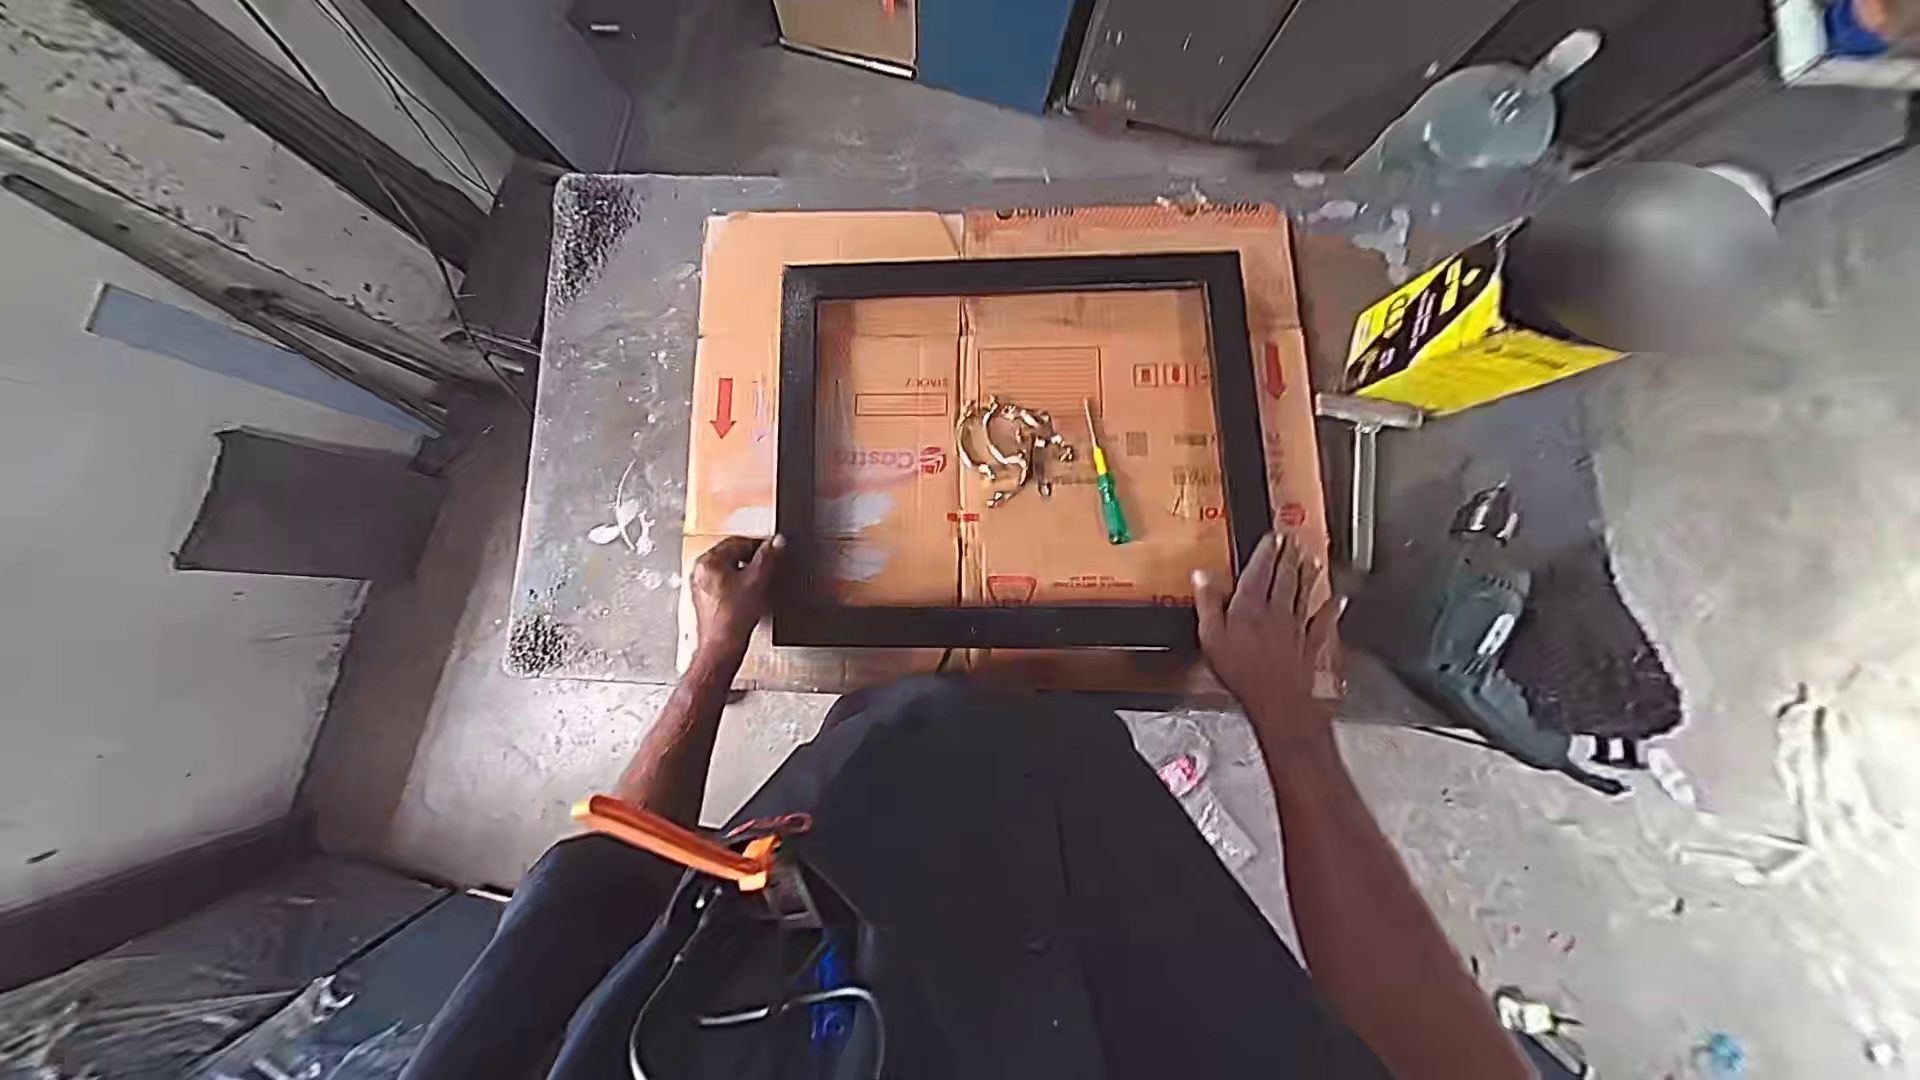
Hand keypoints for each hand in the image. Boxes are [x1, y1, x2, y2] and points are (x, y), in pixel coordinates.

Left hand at [691, 535, 781, 654]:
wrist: (722, 646)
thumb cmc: (734, 618)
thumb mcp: (758, 581)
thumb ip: (768, 557)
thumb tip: (776, 542)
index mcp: (708, 562)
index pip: (736, 542)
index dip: (758, 544)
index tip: (771, 549)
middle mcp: (700, 572)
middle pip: (729, 555)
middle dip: (750, 558)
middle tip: (767, 564)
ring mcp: (700, 587)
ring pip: (726, 570)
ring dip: (744, 572)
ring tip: (759, 581)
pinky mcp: (704, 600)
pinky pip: (723, 584)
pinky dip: (736, 585)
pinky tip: (748, 596)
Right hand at [1193, 532, 1338, 742]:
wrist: (1276, 699)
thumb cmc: (1240, 670)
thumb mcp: (1210, 636)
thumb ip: (1207, 603)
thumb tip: (1201, 576)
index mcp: (1249, 606)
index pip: (1259, 571)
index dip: (1266, 552)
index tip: (1272, 537)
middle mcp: (1276, 611)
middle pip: (1285, 577)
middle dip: (1288, 556)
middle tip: (1293, 540)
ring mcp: (1295, 627)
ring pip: (1304, 593)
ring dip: (1309, 574)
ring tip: (1313, 558)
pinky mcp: (1309, 644)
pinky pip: (1322, 621)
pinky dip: (1332, 608)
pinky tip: (1338, 599)